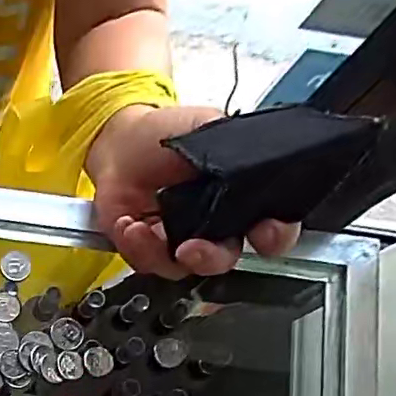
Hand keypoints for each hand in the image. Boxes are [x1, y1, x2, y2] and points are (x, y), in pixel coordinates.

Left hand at [87, 104, 299, 279]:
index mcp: (238, 199)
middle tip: (193, 249)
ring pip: (183, 267)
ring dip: (159, 251)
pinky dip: (135, 246)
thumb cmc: (165, 134)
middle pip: (224, 258)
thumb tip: (251, 155)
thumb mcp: (206, 127)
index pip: (270, 228)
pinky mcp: (148, 249)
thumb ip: (233, 146)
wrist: (120, 144)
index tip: (266, 233)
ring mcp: (180, 241)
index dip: (275, 236)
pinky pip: (147, 262)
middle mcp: (213, 227)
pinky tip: (128, 224)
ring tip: (140, 227)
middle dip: (211, 258)